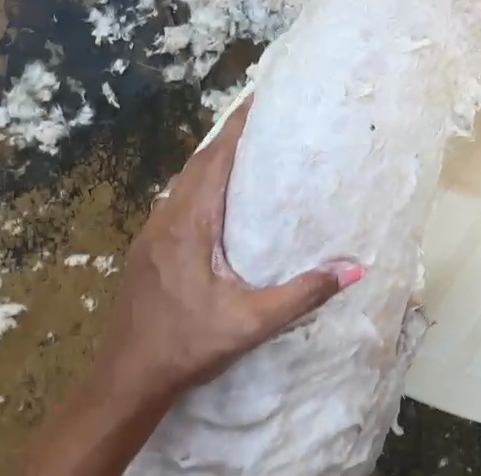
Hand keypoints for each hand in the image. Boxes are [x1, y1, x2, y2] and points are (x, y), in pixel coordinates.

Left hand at [95, 95, 364, 403]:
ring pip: (186, 180)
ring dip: (217, 157)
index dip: (238, 125)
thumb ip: (303, 293)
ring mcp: (152, 235)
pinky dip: (206, 180)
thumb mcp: (251, 322)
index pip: (215, 160)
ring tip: (254, 145)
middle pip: (200, 162)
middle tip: (269, 114)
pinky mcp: (149, 250)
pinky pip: (181, 199)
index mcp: (190, 225)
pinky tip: (226, 194)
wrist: (124, 384)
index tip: (263, 96)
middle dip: (232, 134)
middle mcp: (166, 220)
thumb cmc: (187, 346)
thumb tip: (356, 268)